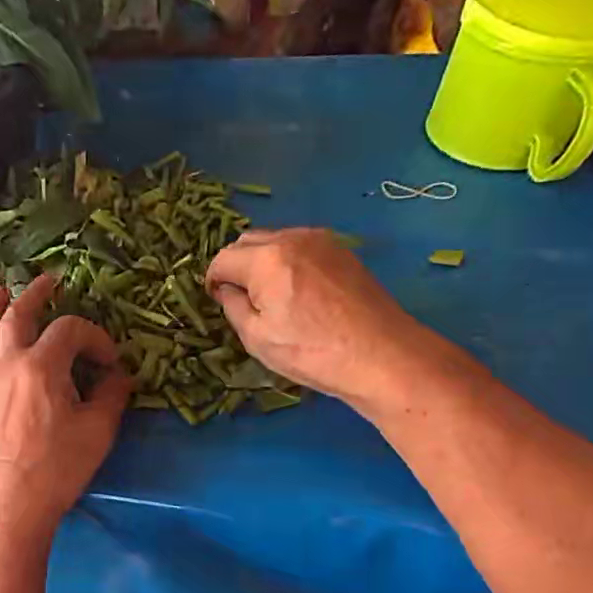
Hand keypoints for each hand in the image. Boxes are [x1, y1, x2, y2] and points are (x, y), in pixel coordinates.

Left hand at [0, 275, 132, 533]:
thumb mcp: (99, 427)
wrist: (17, 497)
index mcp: (42, 364)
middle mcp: (12, 364)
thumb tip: (119, 374)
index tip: (111, 362)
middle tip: (49, 281)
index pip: (71, 330)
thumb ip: (112, 393)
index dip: (96, 338)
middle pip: (19, 317)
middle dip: (35, 295)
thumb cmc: (60, 463)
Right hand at [206, 228, 433, 405]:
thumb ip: (233, 307)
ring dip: (262, 262)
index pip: (223, 258)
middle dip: (236, 266)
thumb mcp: (257, 338)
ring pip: (275, 241)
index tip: (215, 300)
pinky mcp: (341, 250)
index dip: (212, 280)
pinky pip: (300, 247)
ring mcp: (321, 240)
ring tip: (270, 297)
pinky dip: (287, 262)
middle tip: (241, 299)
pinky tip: (297, 293)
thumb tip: (226, 290)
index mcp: (266, 259)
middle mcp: (292, 238)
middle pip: (247, 241)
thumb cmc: (311, 351)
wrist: (380, 354)